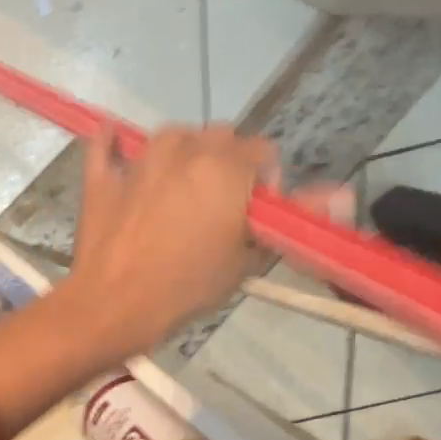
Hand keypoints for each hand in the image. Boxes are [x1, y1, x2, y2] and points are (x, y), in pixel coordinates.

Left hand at [55, 124, 285, 356]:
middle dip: (225, 160)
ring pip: (168, 136)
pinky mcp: (99, 181)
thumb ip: (292, 217)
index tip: (255, 208)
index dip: (264, 177)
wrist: (113, 303)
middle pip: (215, 137)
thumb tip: (342, 193)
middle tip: (220, 199)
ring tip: (181, 182)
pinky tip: (116, 141)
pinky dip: (110, 140)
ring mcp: (136, 165)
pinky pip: (102, 146)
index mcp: (225, 167)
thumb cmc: (187, 285)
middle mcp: (181, 154)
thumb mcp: (248, 256)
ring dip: (181, 149)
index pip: (261, 150)